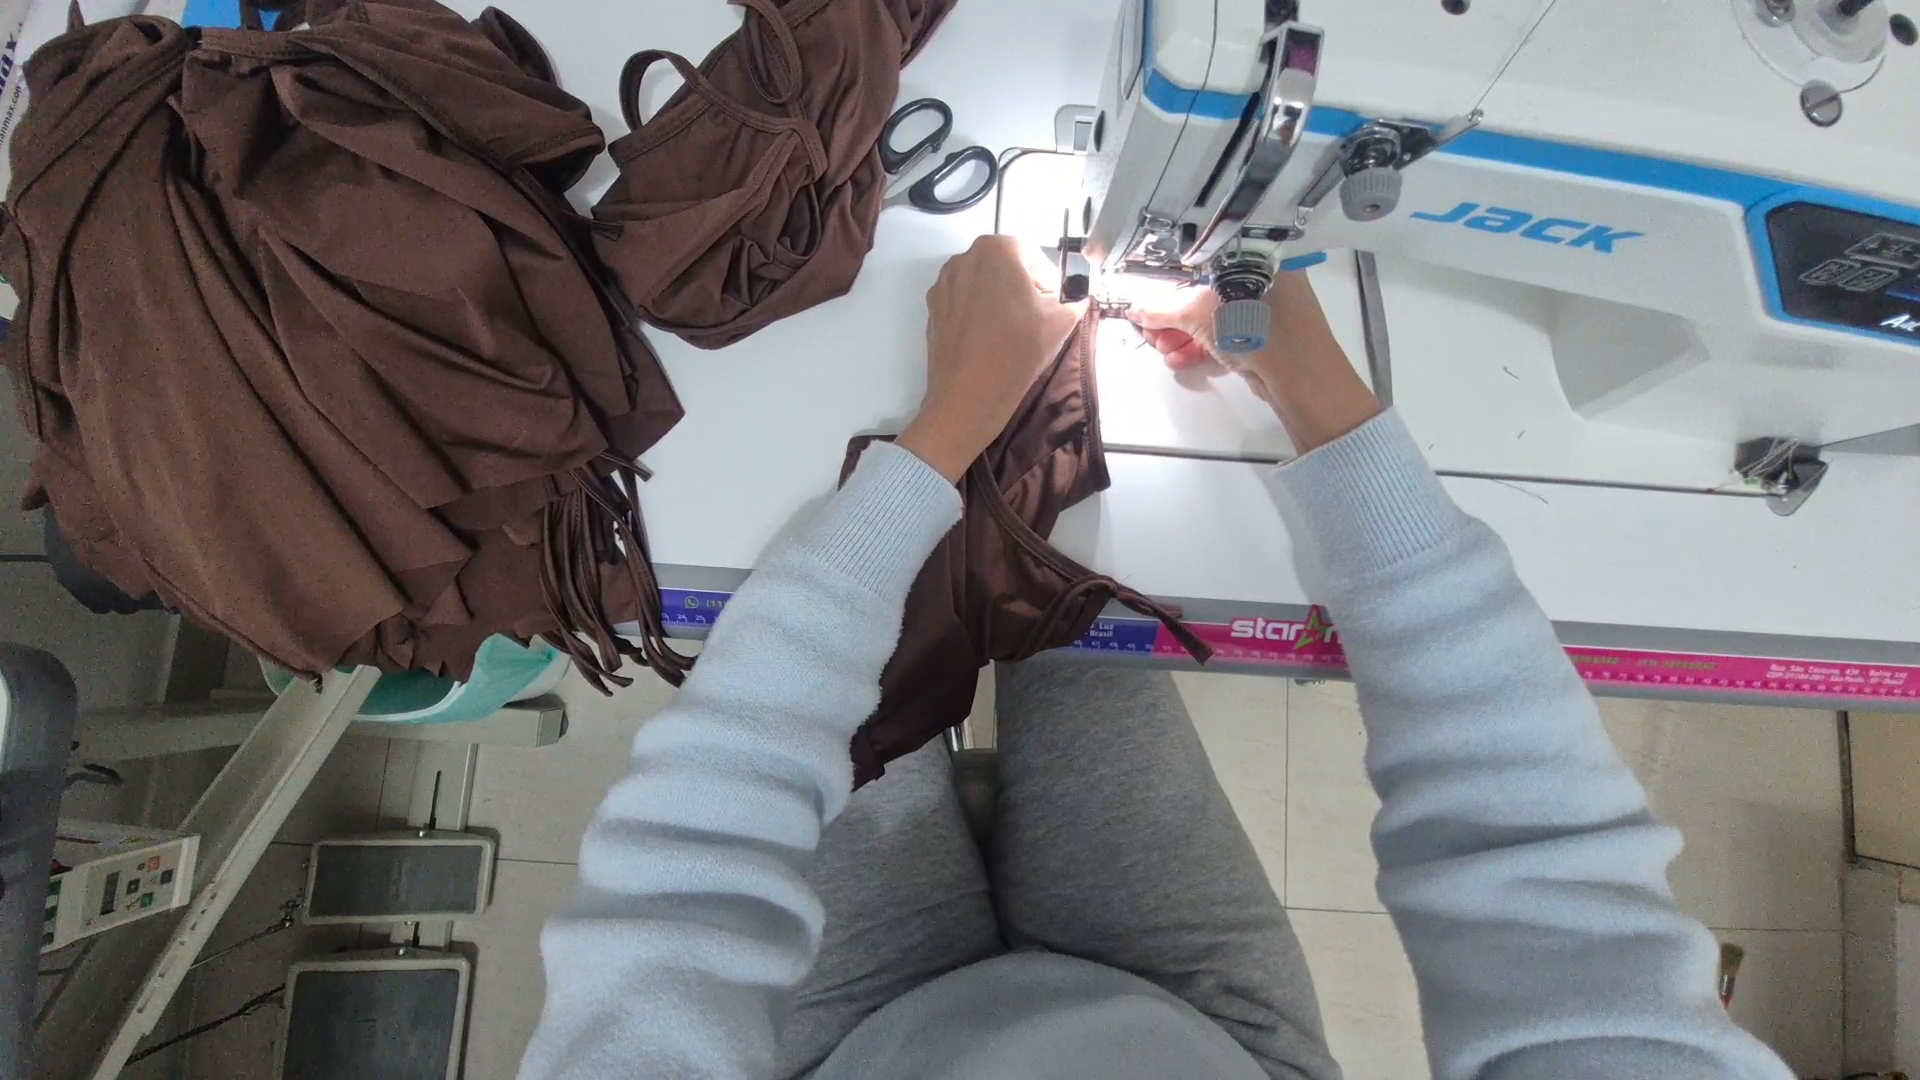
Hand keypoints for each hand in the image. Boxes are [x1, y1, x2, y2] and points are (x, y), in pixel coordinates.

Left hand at [899, 236, 1086, 481]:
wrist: (967, 398)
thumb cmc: (1017, 352)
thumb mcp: (1060, 323)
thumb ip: (1073, 301)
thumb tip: (1076, 299)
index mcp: (996, 250)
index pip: (1034, 255)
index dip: (1049, 281)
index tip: (1055, 305)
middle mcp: (964, 259)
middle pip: (1004, 267)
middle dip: (1022, 288)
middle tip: (1036, 319)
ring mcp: (943, 285)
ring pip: (981, 286)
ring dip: (999, 301)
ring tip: (1011, 333)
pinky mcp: (932, 312)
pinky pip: (963, 305)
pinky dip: (977, 317)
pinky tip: (987, 343)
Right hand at [1130, 272, 1381, 453]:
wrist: (1297, 375)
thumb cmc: (1256, 326)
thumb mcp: (1200, 312)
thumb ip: (1163, 309)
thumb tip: (1136, 308)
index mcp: (1255, 256)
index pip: (1202, 262)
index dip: (1169, 282)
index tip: (1148, 301)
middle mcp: (1262, 277)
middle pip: (1202, 293)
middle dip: (1171, 317)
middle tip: (1150, 332)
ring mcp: (1263, 309)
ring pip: (1211, 318)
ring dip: (1180, 335)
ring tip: (1161, 349)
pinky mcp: (1260, 337)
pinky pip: (1222, 335)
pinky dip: (1199, 345)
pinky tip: (1177, 358)